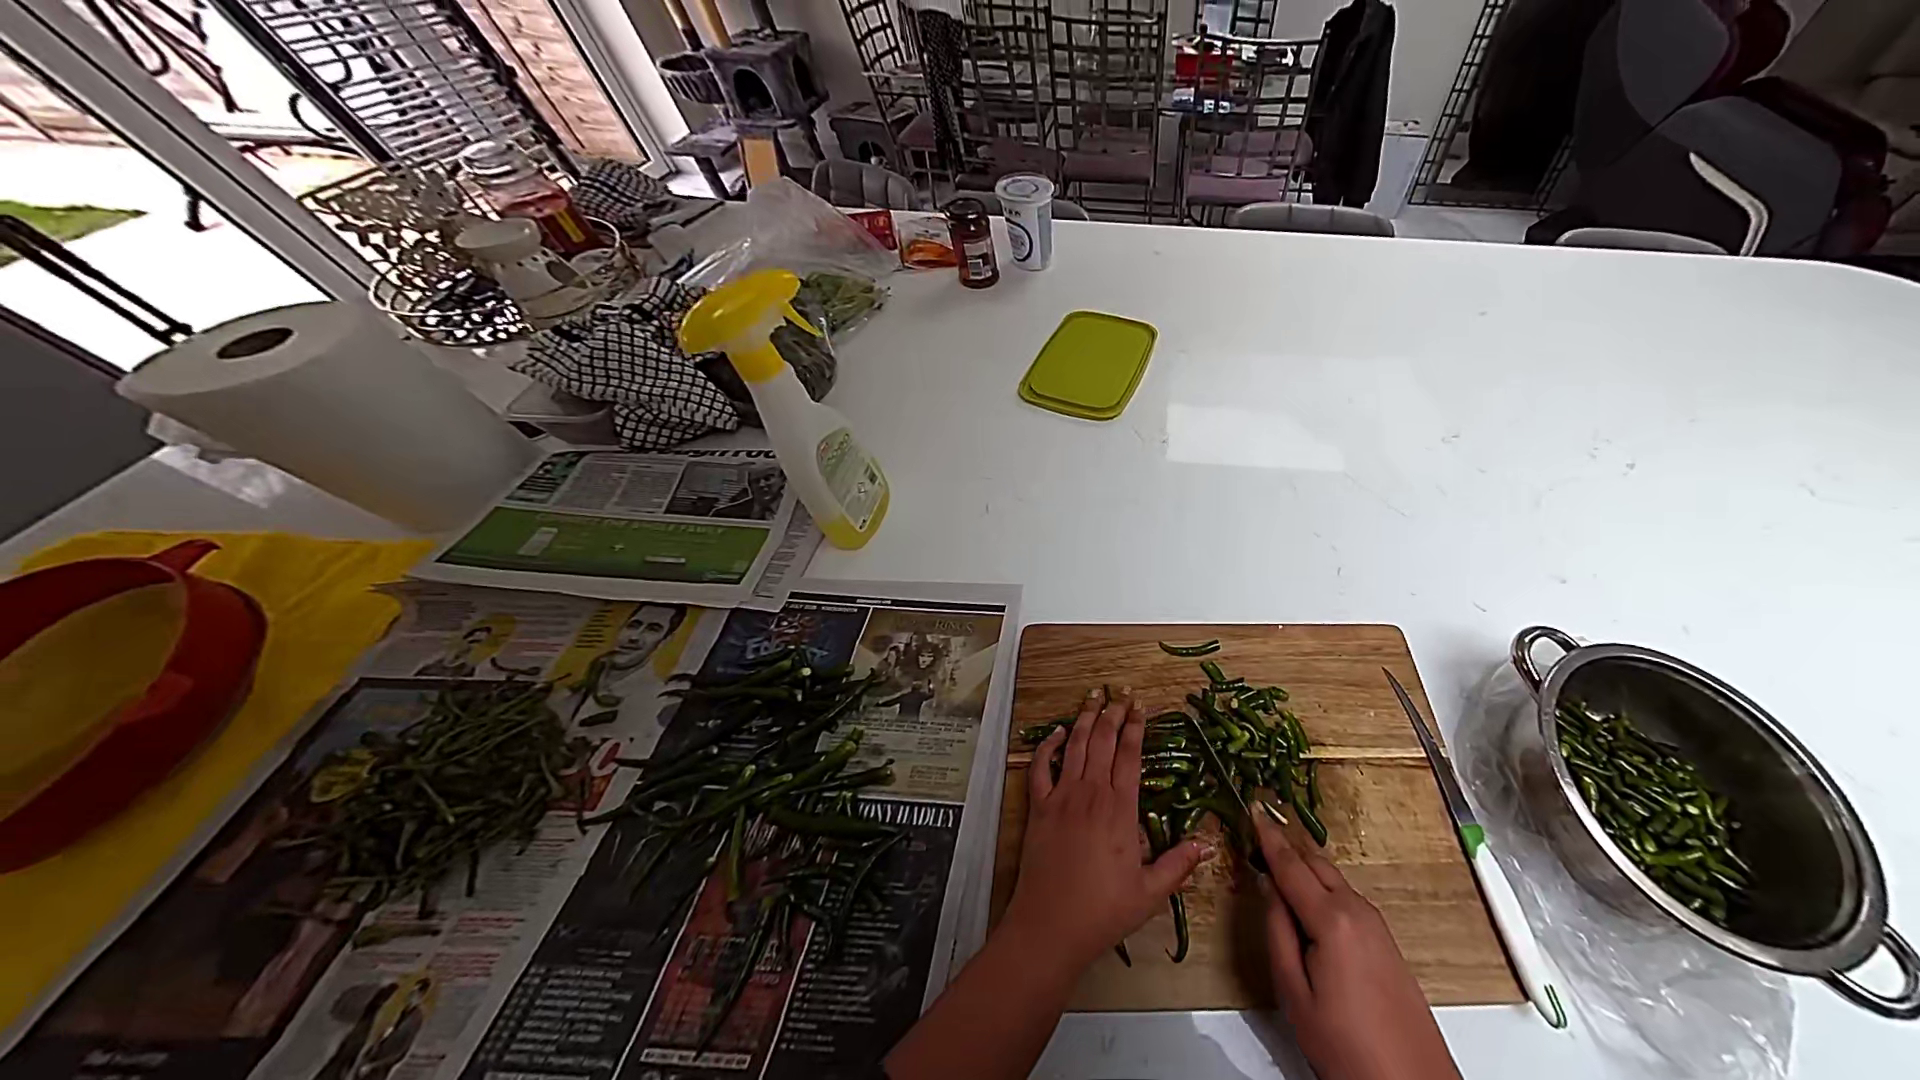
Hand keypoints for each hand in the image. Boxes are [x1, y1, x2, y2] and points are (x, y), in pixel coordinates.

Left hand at [1002, 688, 1209, 976]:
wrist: (1051, 923)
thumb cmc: (1103, 910)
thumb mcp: (1151, 892)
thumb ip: (1178, 865)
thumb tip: (1206, 843)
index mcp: (1119, 809)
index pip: (1130, 756)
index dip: (1136, 727)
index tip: (1141, 707)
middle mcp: (1090, 794)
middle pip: (1103, 742)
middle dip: (1114, 714)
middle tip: (1121, 694)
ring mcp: (1061, 797)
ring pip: (1075, 747)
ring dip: (1085, 719)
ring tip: (1093, 698)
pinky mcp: (1038, 807)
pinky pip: (1040, 767)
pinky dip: (1047, 746)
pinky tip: (1056, 733)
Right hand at [1252, 807, 1462, 1079]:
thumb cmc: (1346, 1046)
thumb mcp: (1293, 988)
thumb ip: (1276, 930)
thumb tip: (1267, 888)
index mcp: (1332, 920)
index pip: (1290, 865)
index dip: (1268, 836)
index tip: (1253, 810)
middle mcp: (1359, 914)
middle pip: (1316, 863)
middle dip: (1287, 845)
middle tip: (1259, 830)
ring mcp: (1378, 928)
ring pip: (1332, 880)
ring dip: (1304, 866)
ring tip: (1276, 862)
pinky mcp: (1386, 944)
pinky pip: (1346, 899)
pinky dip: (1322, 886)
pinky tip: (1307, 898)